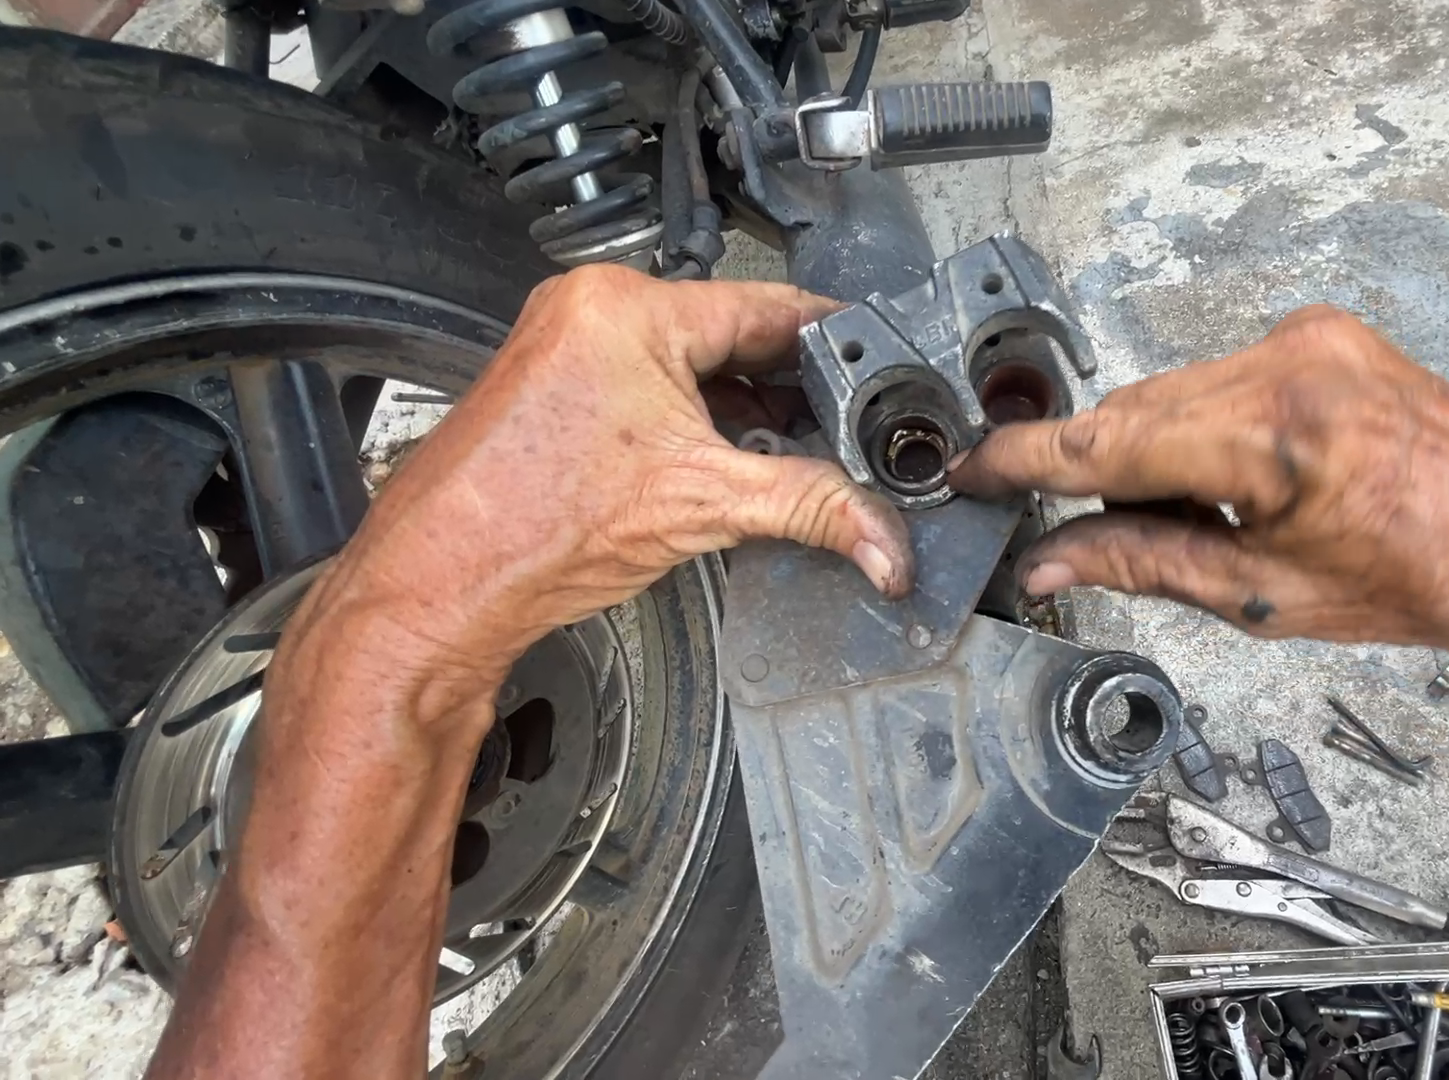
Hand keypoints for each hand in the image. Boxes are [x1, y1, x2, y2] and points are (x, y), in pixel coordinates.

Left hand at [283, 265, 913, 698]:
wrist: (445, 582)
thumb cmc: (533, 525)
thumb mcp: (706, 505)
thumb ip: (811, 507)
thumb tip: (883, 538)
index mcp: (628, 311)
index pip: (766, 304)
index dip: (832, 334)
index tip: (875, 354)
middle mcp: (597, 313)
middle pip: (736, 333)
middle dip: (796, 378)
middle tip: (848, 416)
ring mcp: (579, 348)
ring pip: (702, 362)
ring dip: (753, 400)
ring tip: (801, 441)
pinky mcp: (572, 388)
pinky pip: (665, 385)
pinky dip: (711, 415)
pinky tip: (740, 451)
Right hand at [948, 305, 1448, 678]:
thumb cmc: (1429, 583)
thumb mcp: (1264, 595)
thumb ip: (1138, 562)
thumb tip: (1048, 559)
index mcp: (1278, 433)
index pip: (1109, 443)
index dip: (1026, 460)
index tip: (973, 470)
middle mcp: (1287, 359)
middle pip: (1131, 413)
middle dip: (1089, 470)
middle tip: (1067, 526)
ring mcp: (1307, 337)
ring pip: (1166, 395)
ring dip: (1142, 454)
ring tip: (1176, 516)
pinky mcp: (1320, 337)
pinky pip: (1210, 382)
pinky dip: (1187, 432)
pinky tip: (1212, 479)